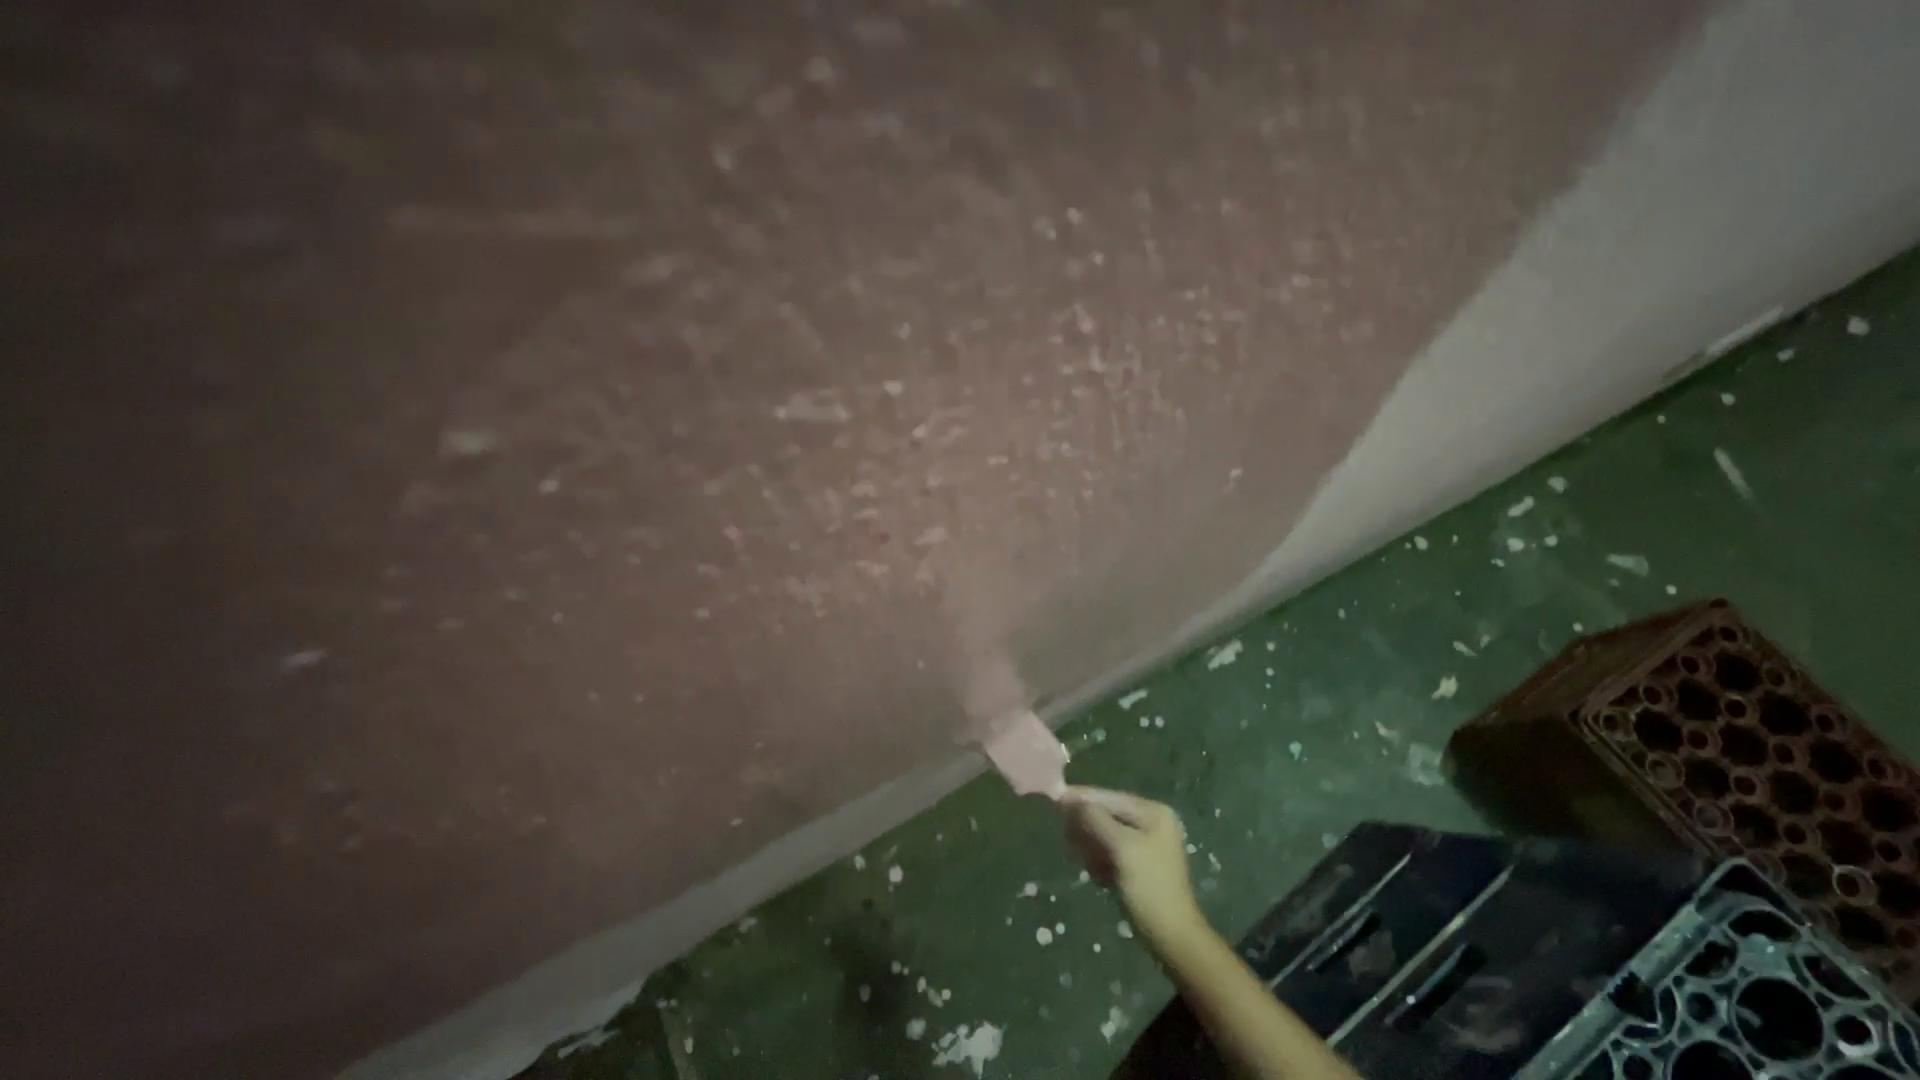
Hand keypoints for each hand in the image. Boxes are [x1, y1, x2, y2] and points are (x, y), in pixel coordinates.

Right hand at [1062, 786, 1204, 945]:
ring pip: (1103, 835)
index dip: (1082, 799)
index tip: (1053, 800)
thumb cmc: (1150, 887)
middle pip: (1105, 814)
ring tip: (1090, 866)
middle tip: (1072, 845)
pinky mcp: (1134, 864)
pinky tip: (1099, 877)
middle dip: (1087, 829)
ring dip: (1091, 848)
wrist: (1170, 935)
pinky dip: (1099, 862)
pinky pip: (1107, 852)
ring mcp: (1143, 844)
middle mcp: (1149, 822)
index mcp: (1153, 813)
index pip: (1110, 797)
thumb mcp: (1122, 848)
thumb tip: (1069, 799)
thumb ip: (1096, 820)